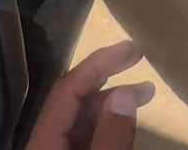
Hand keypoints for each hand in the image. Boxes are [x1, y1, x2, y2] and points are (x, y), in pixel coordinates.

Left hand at [25, 41, 156, 149]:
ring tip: (145, 95)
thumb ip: (111, 135)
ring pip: (80, 120)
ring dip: (112, 104)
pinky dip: (105, 126)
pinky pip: (82, 138)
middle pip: (75, 100)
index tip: (134, 47)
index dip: (101, 61)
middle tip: (143, 62)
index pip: (69, 86)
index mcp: (43, 141)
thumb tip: (124, 91)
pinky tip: (124, 125)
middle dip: (111, 79)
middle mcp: (42, 143)